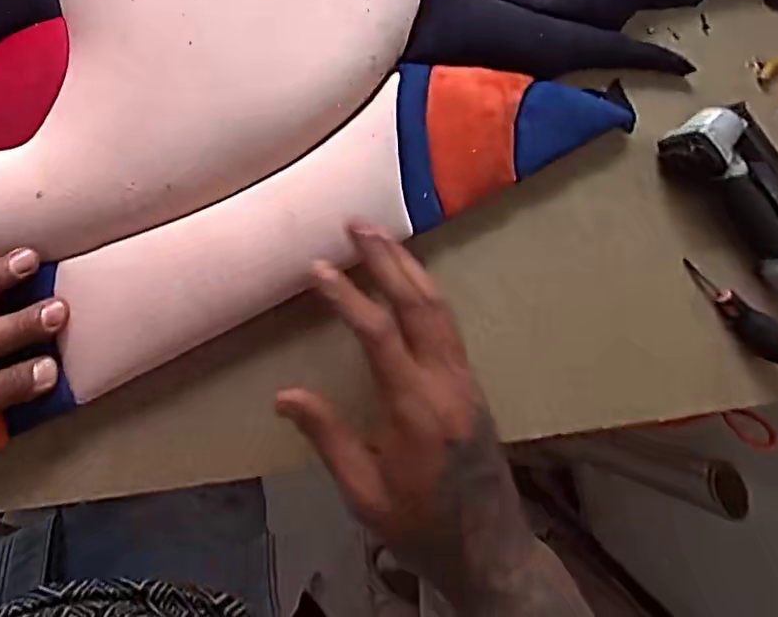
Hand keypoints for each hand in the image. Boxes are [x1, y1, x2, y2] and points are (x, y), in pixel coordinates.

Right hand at [276, 226, 587, 615]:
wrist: (493, 552)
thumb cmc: (422, 525)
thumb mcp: (365, 493)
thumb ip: (327, 438)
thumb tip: (284, 396)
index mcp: (415, 409)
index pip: (378, 335)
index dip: (347, 297)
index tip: (319, 268)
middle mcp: (445, 382)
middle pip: (417, 304)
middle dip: (386, 259)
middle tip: (357, 224)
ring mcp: (463, 378)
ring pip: (438, 306)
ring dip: (407, 265)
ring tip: (379, 234)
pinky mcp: (470, 380)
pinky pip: (447, 321)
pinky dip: (424, 287)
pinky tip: (407, 273)